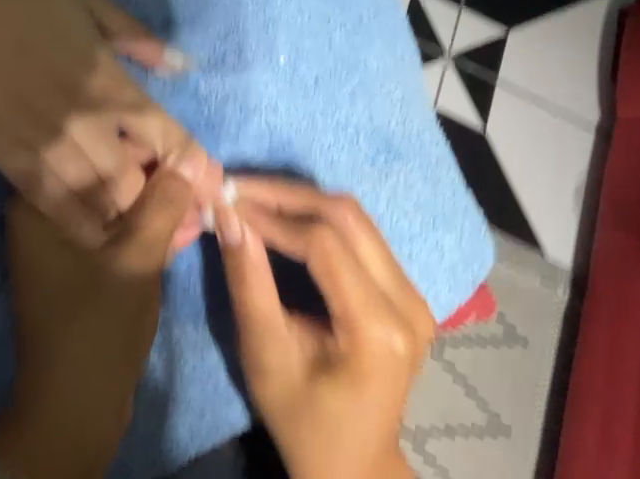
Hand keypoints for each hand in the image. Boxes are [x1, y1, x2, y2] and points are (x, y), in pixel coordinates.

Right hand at [0, 0, 219, 247]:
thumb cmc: (30, 3)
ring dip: (124, 218)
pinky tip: (98, 233)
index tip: (213, 186)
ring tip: (139, 223)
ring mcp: (47, 148)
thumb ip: (140, 40)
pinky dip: (82, 225)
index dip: (197, 169)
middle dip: (161, 201)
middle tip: (170, 204)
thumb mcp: (94, 5)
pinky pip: (54, 206)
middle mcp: (86, 126)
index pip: (169, 140)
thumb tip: (184, 66)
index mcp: (111, 87)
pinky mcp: (12, 161)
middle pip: (137, 186)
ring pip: (98, 204)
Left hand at [0, 155, 201, 478]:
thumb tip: (193, 158)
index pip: (94, 151)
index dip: (149, 151)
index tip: (194, 155)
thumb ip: (163, 203)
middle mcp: (39, 209)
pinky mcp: (74, 261)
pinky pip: (111, 230)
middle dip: (157, 179)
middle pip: (105, 176)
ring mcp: (56, 237)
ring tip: (204, 202)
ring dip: (157, 204)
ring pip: (113, 204)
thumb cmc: (98, 323)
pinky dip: (144, 228)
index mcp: (36, 198)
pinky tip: (185, 224)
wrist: (75, 404)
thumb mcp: (137, 256)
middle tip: (207, 180)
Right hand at [215, 178, 434, 478]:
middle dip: (285, 195)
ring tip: (250, 198)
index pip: (324, 242)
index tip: (225, 202)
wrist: (351, 461)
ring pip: (355, 218)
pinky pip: (360, 235)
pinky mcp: (406, 291)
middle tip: (234, 188)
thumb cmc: (302, 417)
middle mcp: (409, 303)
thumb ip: (249, 281)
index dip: (271, 215)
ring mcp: (415, 295)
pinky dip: (316, 218)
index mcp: (379, 328)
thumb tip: (227, 215)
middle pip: (347, 217)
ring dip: (300, 201)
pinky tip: (279, 217)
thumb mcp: (265, 353)